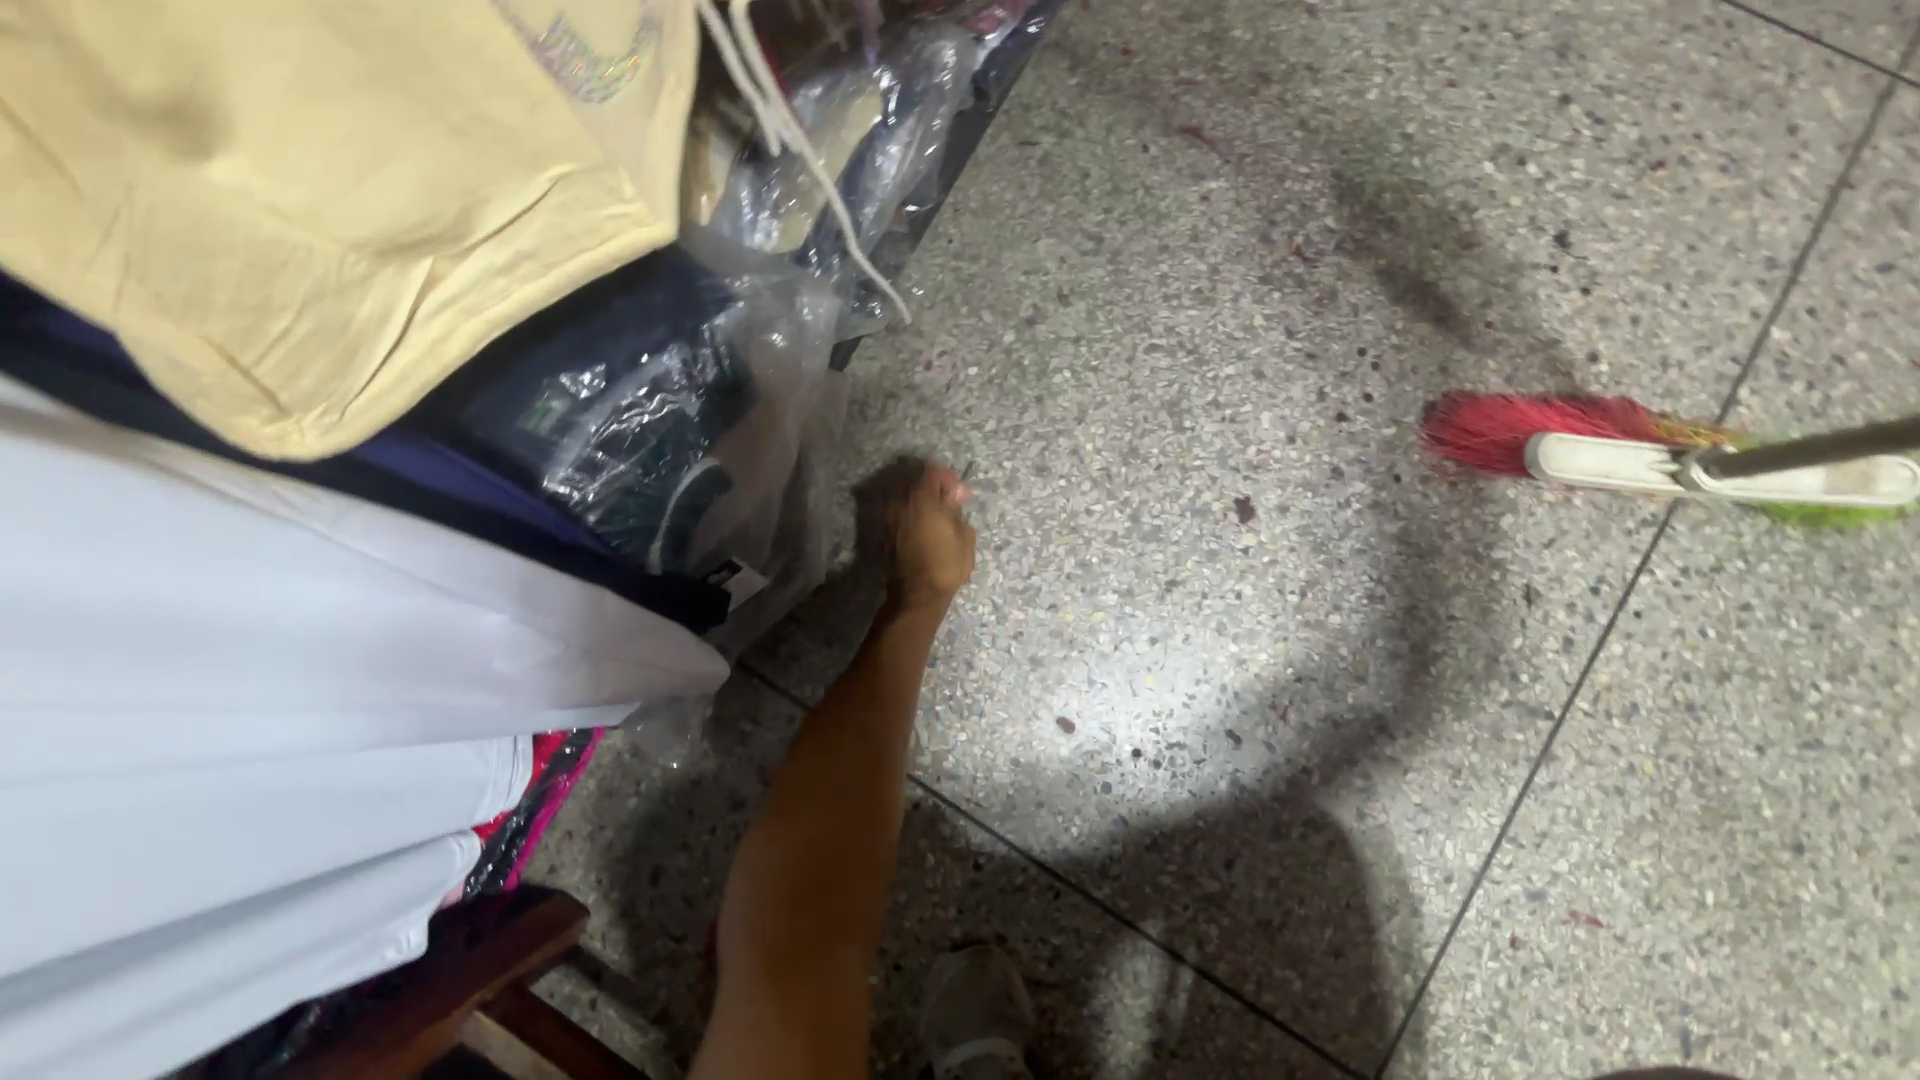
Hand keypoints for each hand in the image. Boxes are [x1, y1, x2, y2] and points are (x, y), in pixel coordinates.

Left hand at [888, 461, 974, 607]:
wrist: (916, 594)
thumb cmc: (946, 564)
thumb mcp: (965, 535)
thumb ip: (957, 510)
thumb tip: (953, 499)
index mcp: (921, 497)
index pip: (932, 471)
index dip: (948, 478)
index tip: (959, 492)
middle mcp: (900, 502)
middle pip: (917, 483)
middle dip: (935, 489)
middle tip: (951, 504)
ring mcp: (889, 518)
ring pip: (907, 499)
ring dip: (923, 503)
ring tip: (939, 519)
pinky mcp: (885, 534)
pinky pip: (902, 515)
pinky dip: (913, 516)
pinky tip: (926, 529)